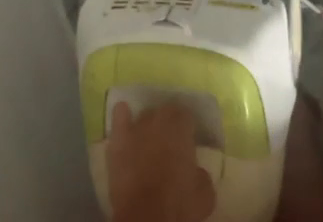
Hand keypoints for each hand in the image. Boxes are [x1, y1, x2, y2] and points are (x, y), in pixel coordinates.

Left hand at [106, 101, 215, 221]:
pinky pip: (119, 118)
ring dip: (149, 123)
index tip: (190, 137)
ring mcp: (136, 130)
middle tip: (172, 138)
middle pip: (165, 111)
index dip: (188, 126)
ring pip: (144, 116)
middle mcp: (159, 123)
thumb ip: (201, 174)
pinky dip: (122, 115)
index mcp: (182, 131)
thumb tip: (195, 170)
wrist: (145, 218)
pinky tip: (124, 114)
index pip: (186, 114)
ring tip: (150, 136)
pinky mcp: (117, 143)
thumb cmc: (178, 205)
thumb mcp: (204, 194)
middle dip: (170, 121)